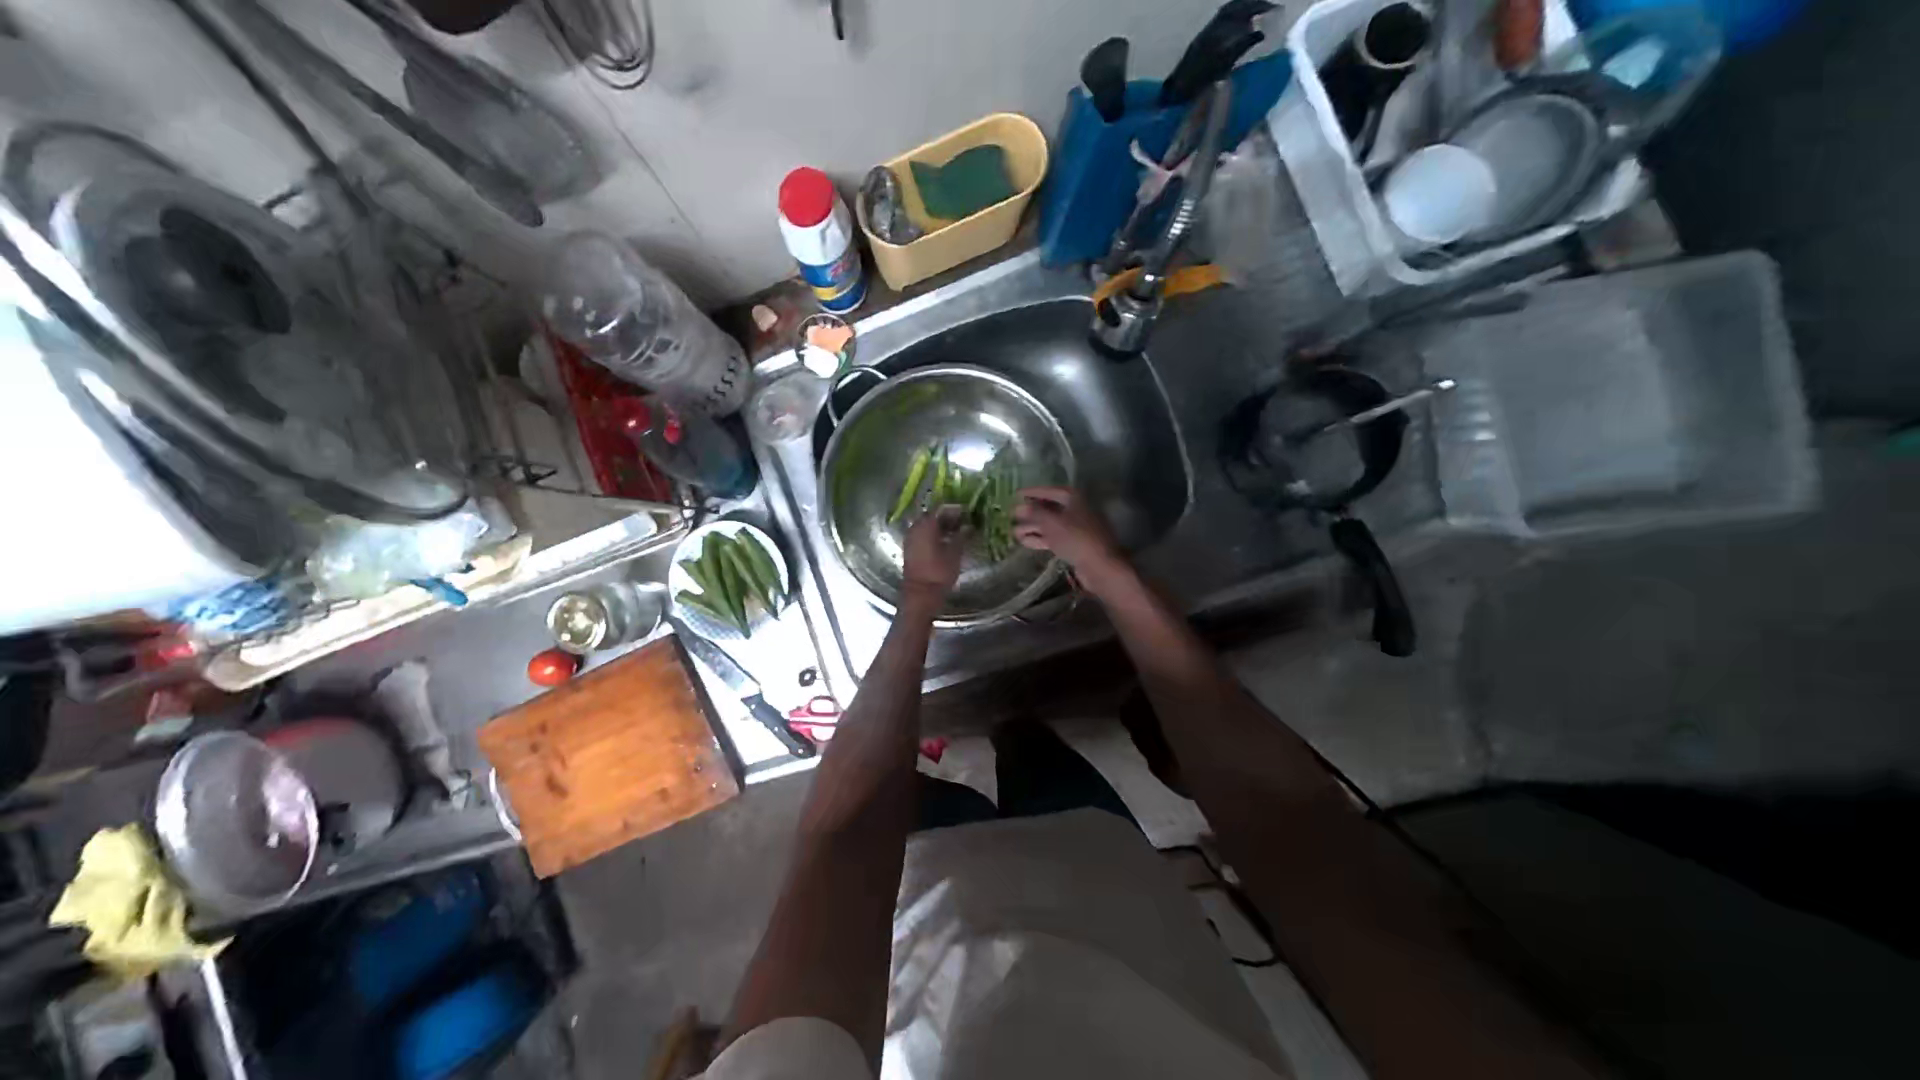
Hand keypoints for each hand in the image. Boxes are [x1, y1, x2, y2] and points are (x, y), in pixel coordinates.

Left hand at [901, 505, 966, 604]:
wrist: (921, 595)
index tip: (968, 513)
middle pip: (932, 516)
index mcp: (925, 525)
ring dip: (941, 527)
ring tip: (958, 532)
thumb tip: (969, 526)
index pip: (941, 509)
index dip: (955, 510)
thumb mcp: (955, 553)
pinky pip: (923, 535)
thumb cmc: (939, 573)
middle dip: (948, 518)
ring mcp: (911, 539)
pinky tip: (947, 541)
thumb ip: (962, 536)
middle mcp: (915, 528)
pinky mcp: (911, 549)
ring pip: (927, 526)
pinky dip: (934, 535)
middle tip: (964, 522)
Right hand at [1013, 487, 1130, 593]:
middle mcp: (1075, 509)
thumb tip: (1019, 507)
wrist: (1100, 566)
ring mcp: (1076, 528)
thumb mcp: (1051, 523)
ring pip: (1050, 524)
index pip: (1049, 491)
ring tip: (1014, 532)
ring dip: (1032, 528)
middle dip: (1030, 513)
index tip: (1015, 495)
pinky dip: (1040, 539)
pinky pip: (1054, 537)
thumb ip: (1034, 513)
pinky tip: (1025, 542)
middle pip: (1049, 508)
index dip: (1031, 492)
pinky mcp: (1074, 544)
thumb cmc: (1075, 538)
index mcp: (1073, 498)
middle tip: (1011, 515)